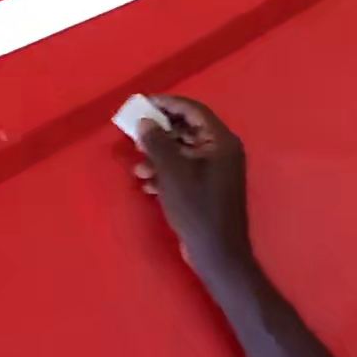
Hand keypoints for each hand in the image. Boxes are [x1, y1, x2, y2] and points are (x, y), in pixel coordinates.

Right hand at [132, 96, 251, 273]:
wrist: (217, 253)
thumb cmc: (197, 207)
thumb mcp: (172, 171)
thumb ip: (157, 141)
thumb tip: (145, 121)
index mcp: (221, 141)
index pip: (193, 110)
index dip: (167, 104)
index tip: (143, 103)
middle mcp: (221, 151)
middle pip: (186, 130)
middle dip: (159, 133)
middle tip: (135, 134)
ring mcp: (215, 170)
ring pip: (182, 151)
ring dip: (158, 156)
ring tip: (139, 167)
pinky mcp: (207, 187)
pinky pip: (184, 169)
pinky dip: (165, 172)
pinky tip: (148, 184)